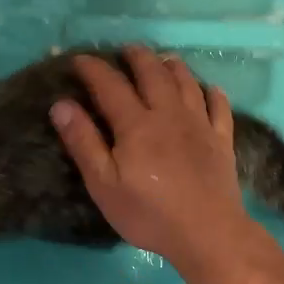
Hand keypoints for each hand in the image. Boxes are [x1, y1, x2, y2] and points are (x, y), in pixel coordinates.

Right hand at [50, 45, 256, 270]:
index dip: (93, 69)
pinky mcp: (222, 141)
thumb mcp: (104, 184)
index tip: (79, 59)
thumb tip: (62, 104)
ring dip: (173, 66)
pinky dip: (213, 93)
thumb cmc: (149, 213)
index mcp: (136, 124)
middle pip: (153, 73)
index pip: (110, 85)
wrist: (208, 233)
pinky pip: (219, 107)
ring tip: (164, 59)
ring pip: (187, 83)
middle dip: (137, 57)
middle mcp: (169, 114)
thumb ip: (84, 142)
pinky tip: (210, 88)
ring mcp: (200, 125)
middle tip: (126, 50)